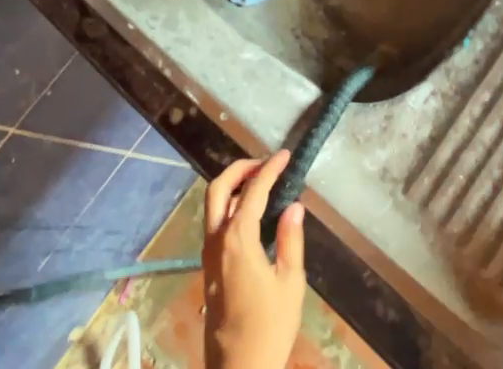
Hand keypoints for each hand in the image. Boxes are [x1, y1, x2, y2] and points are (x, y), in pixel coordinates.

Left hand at [204, 151, 306, 368]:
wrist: (238, 367)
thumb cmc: (270, 326)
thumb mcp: (290, 282)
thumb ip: (290, 239)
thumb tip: (294, 207)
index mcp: (237, 239)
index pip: (253, 191)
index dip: (269, 169)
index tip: (285, 155)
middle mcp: (217, 240)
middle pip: (218, 189)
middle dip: (239, 168)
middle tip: (265, 163)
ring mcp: (208, 254)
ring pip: (211, 206)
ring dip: (231, 186)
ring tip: (259, 182)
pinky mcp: (208, 267)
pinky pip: (214, 223)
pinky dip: (228, 206)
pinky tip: (249, 213)